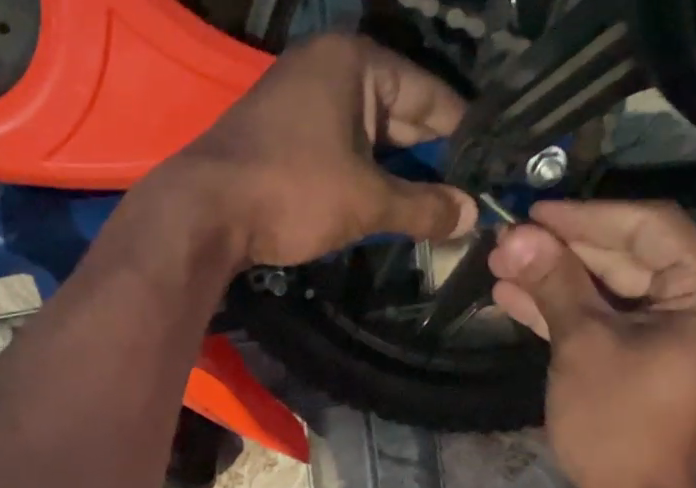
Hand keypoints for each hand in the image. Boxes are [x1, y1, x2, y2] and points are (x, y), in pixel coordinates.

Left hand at [139, 34, 476, 266]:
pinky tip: (390, 209)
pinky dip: (365, 178)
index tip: (492, 172)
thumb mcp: (367, 201)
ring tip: (440, 211)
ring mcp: (301, 102)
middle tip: (470, 199)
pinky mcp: (283, 137)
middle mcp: (328, 70)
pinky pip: (341, 152)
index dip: (464, 138)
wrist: (202, 213)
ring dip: (399, 176)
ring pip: (370, 138)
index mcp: (355, 62)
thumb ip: (424, 207)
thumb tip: (472, 217)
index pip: (431, 95)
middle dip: (432, 161)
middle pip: (400, 115)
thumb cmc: (292, 191)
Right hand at [488, 201, 695, 487]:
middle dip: (564, 250)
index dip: (587, 217)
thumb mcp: (583, 346)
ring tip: (500, 266)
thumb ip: (555, 283)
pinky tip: (515, 298)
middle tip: (507, 241)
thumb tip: (517, 236)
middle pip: (628, 256)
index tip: (533, 213)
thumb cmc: (617, 425)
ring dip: (556, 279)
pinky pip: (607, 321)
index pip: (650, 227)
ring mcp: (673, 334)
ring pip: (610, 289)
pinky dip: (566, 311)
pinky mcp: (645, 359)